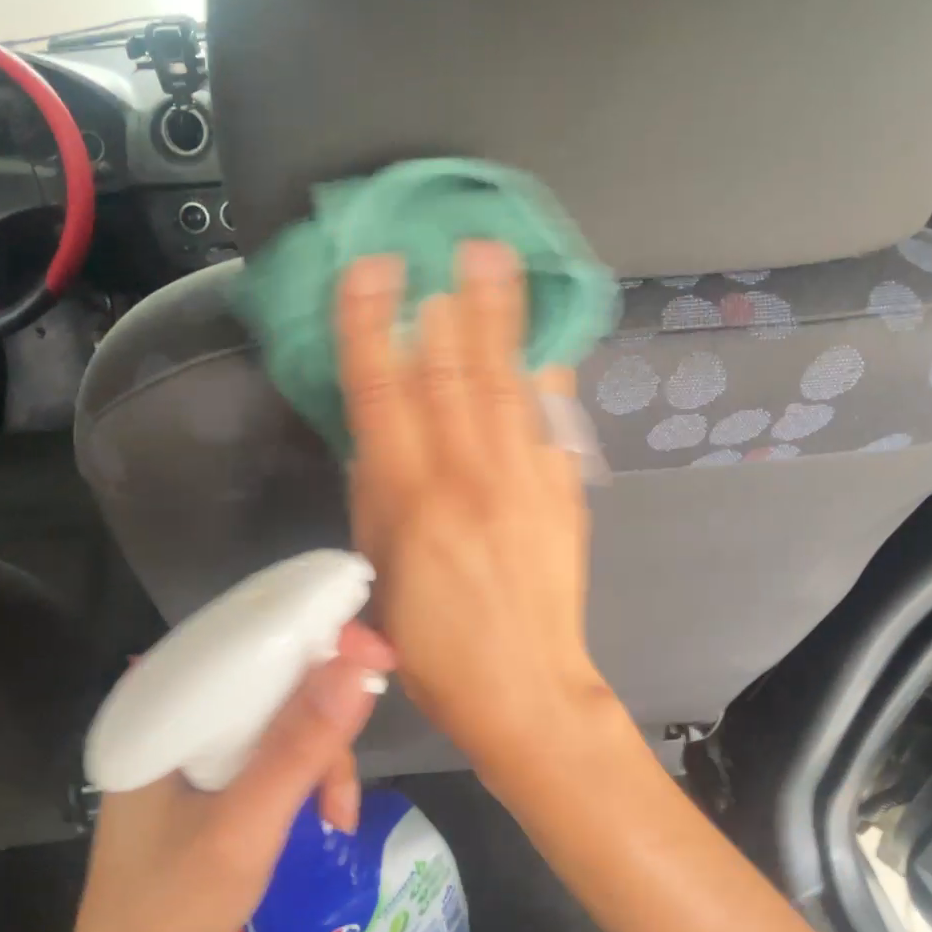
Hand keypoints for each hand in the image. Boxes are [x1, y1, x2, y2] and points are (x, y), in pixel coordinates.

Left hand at [60, 623, 394, 931]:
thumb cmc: (172, 903)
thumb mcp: (242, 827)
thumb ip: (297, 749)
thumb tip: (358, 666)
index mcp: (165, 702)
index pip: (246, 638)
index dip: (314, 634)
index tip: (375, 653)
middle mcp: (178, 709)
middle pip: (271, 676)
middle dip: (327, 711)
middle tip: (366, 734)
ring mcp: (195, 743)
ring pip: (281, 714)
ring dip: (323, 755)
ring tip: (338, 811)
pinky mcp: (212, 771)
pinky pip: (273, 748)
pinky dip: (308, 775)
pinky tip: (326, 814)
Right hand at [336, 242, 608, 775]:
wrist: (525, 689)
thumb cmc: (433, 646)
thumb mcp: (379, 573)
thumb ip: (375, 495)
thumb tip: (377, 436)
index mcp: (410, 500)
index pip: (381, 393)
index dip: (369, 326)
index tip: (368, 271)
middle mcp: (468, 476)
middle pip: (451, 372)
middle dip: (446, 301)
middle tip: (446, 242)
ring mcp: (524, 478)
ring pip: (503, 381)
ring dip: (497, 316)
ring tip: (495, 259)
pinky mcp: (563, 490)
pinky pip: (552, 418)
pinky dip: (544, 372)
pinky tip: (540, 335)